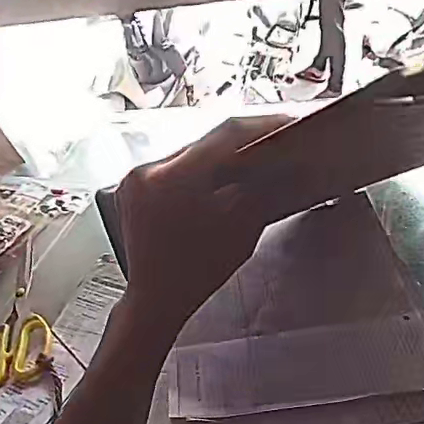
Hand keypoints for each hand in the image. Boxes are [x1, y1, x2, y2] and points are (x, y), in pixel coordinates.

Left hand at [113, 115, 291, 334]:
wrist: (156, 299)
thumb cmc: (196, 273)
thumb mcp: (240, 228)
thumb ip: (264, 189)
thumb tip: (288, 162)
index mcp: (175, 178)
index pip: (227, 134)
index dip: (263, 126)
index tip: (288, 124)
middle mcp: (150, 169)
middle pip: (208, 139)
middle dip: (245, 139)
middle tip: (275, 139)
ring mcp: (138, 177)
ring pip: (192, 150)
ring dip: (222, 152)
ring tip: (252, 156)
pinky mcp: (135, 186)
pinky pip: (175, 165)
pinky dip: (201, 167)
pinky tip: (221, 173)